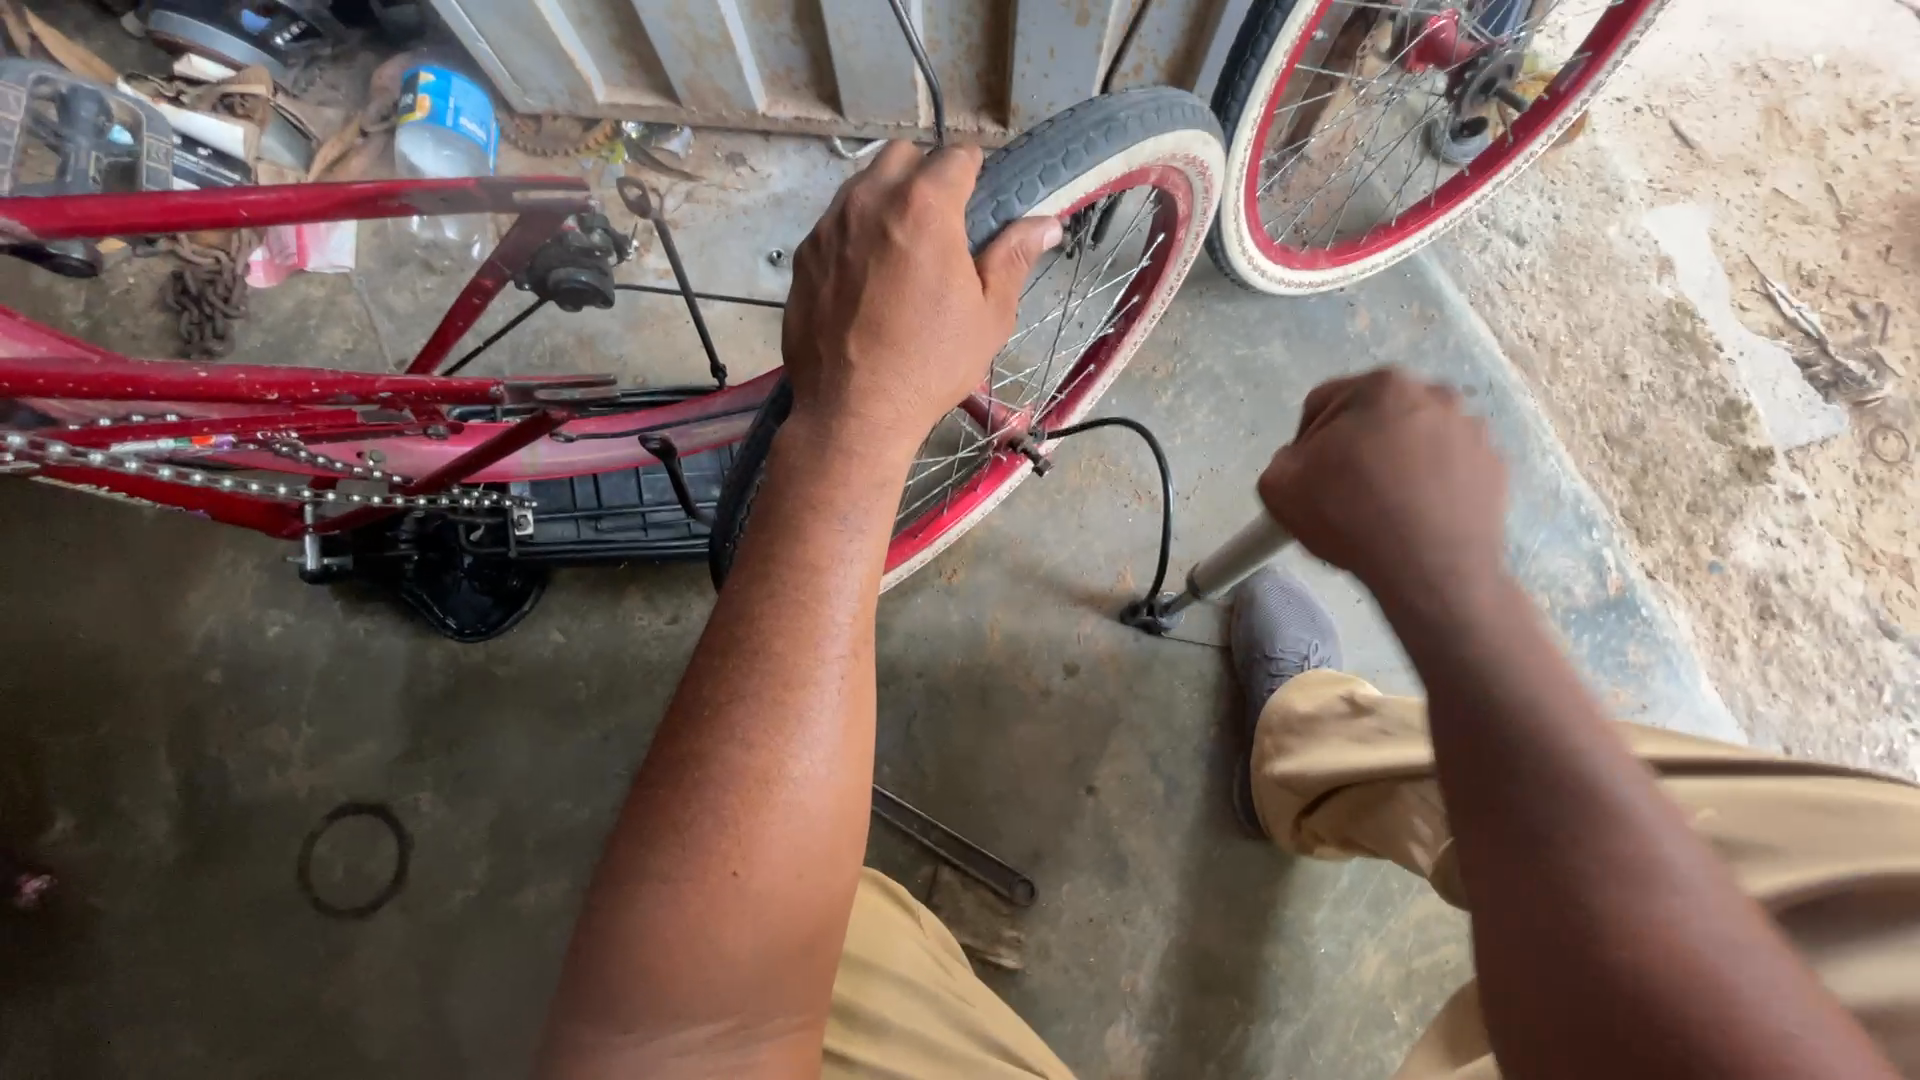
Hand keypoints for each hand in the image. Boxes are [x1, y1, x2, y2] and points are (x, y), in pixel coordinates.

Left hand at [780, 142, 1062, 454]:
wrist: (853, 411)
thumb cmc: (931, 366)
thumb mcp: (989, 317)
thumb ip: (1014, 258)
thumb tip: (1047, 223)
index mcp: (925, 208)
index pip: (956, 157)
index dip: (973, 173)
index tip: (978, 198)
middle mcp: (870, 201)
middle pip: (902, 156)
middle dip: (925, 175)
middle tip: (940, 223)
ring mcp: (829, 227)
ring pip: (861, 184)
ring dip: (887, 199)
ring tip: (902, 248)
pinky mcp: (804, 256)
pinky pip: (834, 223)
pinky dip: (854, 233)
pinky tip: (866, 276)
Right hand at [1258, 368, 1507, 605]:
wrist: (1429, 570)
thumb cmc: (1349, 516)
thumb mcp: (1278, 485)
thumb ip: (1284, 460)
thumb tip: (1306, 461)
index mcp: (1381, 386)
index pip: (1322, 404)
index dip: (1305, 444)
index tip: (1307, 479)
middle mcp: (1435, 394)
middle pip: (1373, 418)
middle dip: (1355, 448)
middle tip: (1342, 491)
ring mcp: (1473, 430)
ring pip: (1414, 440)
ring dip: (1394, 463)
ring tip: (1381, 508)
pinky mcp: (1494, 466)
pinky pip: (1447, 467)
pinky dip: (1429, 484)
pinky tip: (1413, 517)